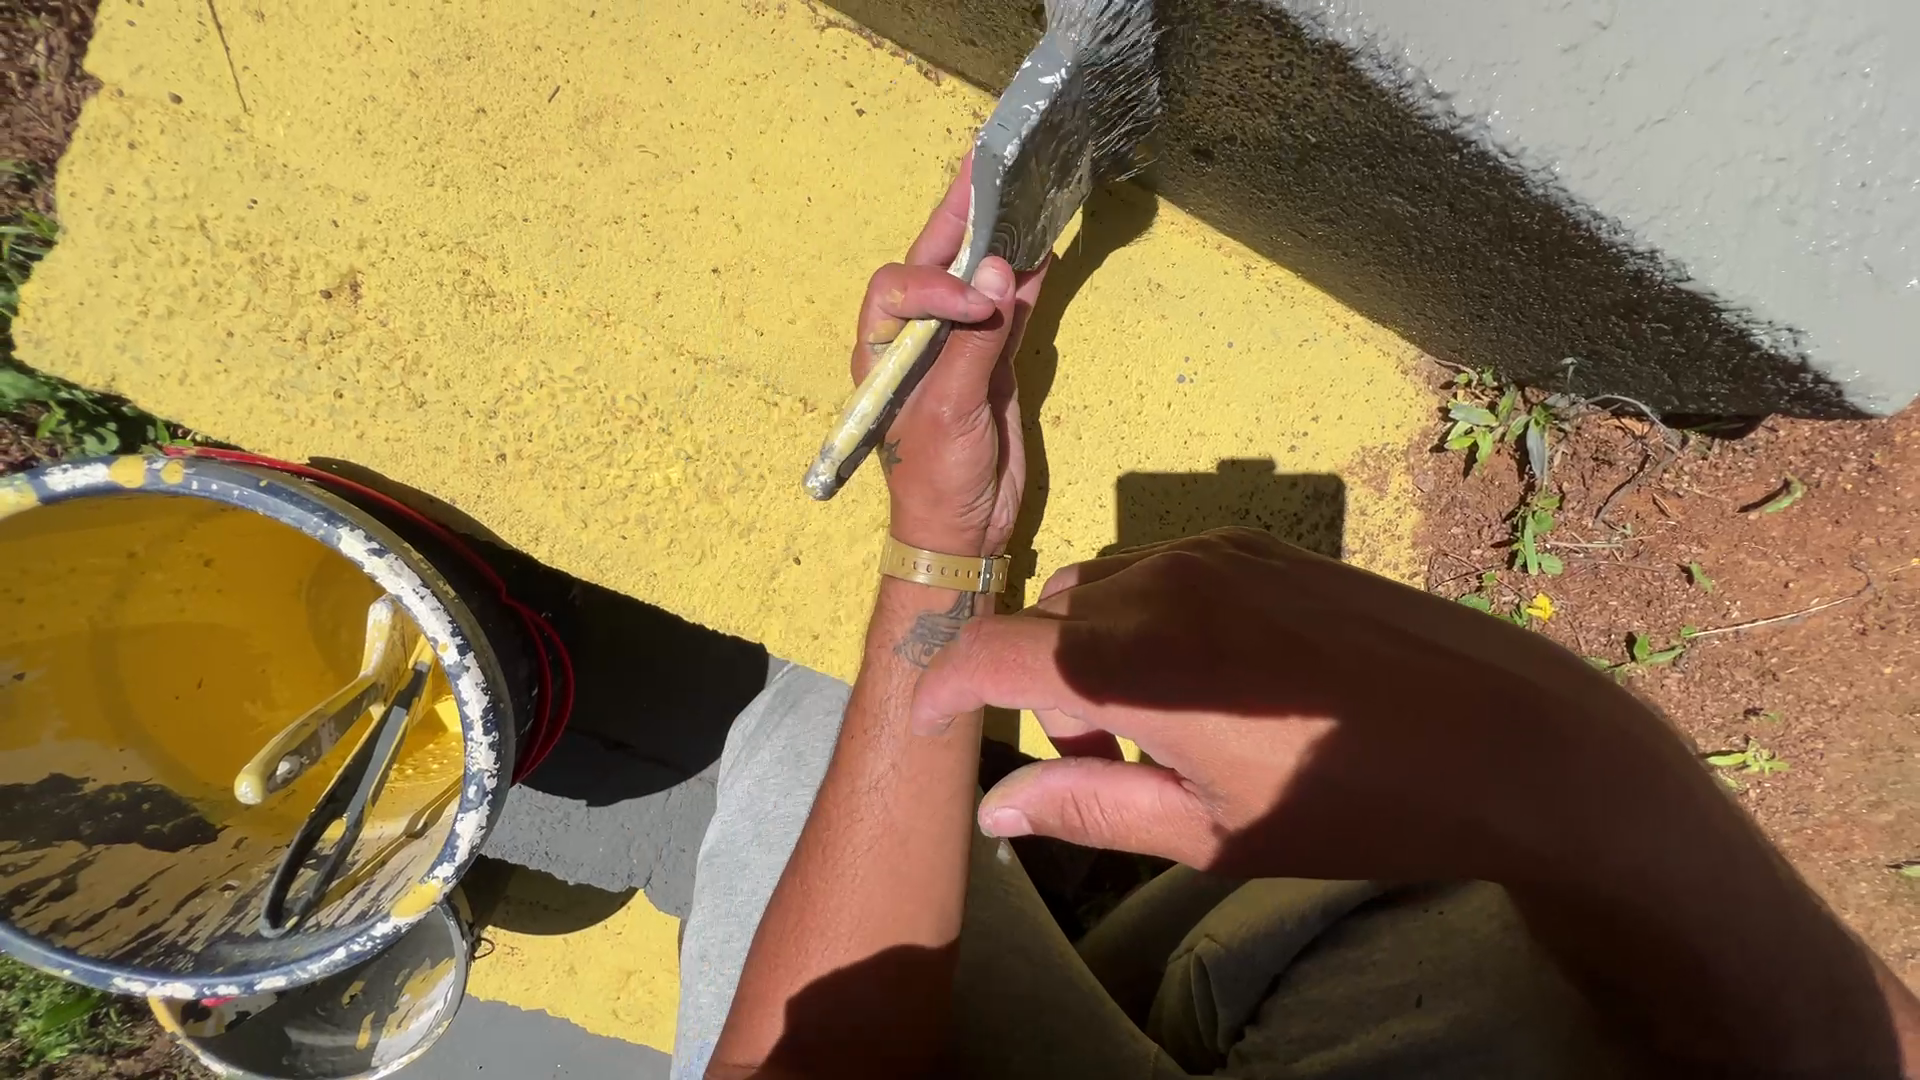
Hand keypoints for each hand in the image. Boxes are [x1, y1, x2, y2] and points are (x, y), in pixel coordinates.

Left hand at [852, 157, 1047, 555]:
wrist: (963, 528)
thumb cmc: (936, 478)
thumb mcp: (947, 413)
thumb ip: (971, 343)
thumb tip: (999, 272)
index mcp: (882, 351)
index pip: (899, 287)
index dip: (936, 278)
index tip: (975, 300)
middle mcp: (915, 342)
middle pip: (932, 267)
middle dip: (957, 221)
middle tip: (984, 169)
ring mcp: (956, 351)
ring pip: (975, 285)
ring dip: (998, 246)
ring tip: (1021, 194)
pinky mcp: (992, 367)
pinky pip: (1008, 316)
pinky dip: (1026, 287)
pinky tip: (1044, 252)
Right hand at [911, 527, 1919, 1073]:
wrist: (1509, 734)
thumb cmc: (1350, 803)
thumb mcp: (1208, 830)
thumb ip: (1087, 809)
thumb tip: (995, 810)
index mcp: (1133, 663)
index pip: (993, 653)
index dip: (946, 681)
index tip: (933, 713)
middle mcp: (1153, 584)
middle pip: (1044, 623)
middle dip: (1045, 689)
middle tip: (1109, 757)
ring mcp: (1204, 552)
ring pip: (1094, 590)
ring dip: (1091, 650)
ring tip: (1164, 714)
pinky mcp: (1248, 540)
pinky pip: (1151, 571)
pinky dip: (1140, 618)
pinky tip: (1211, 668)